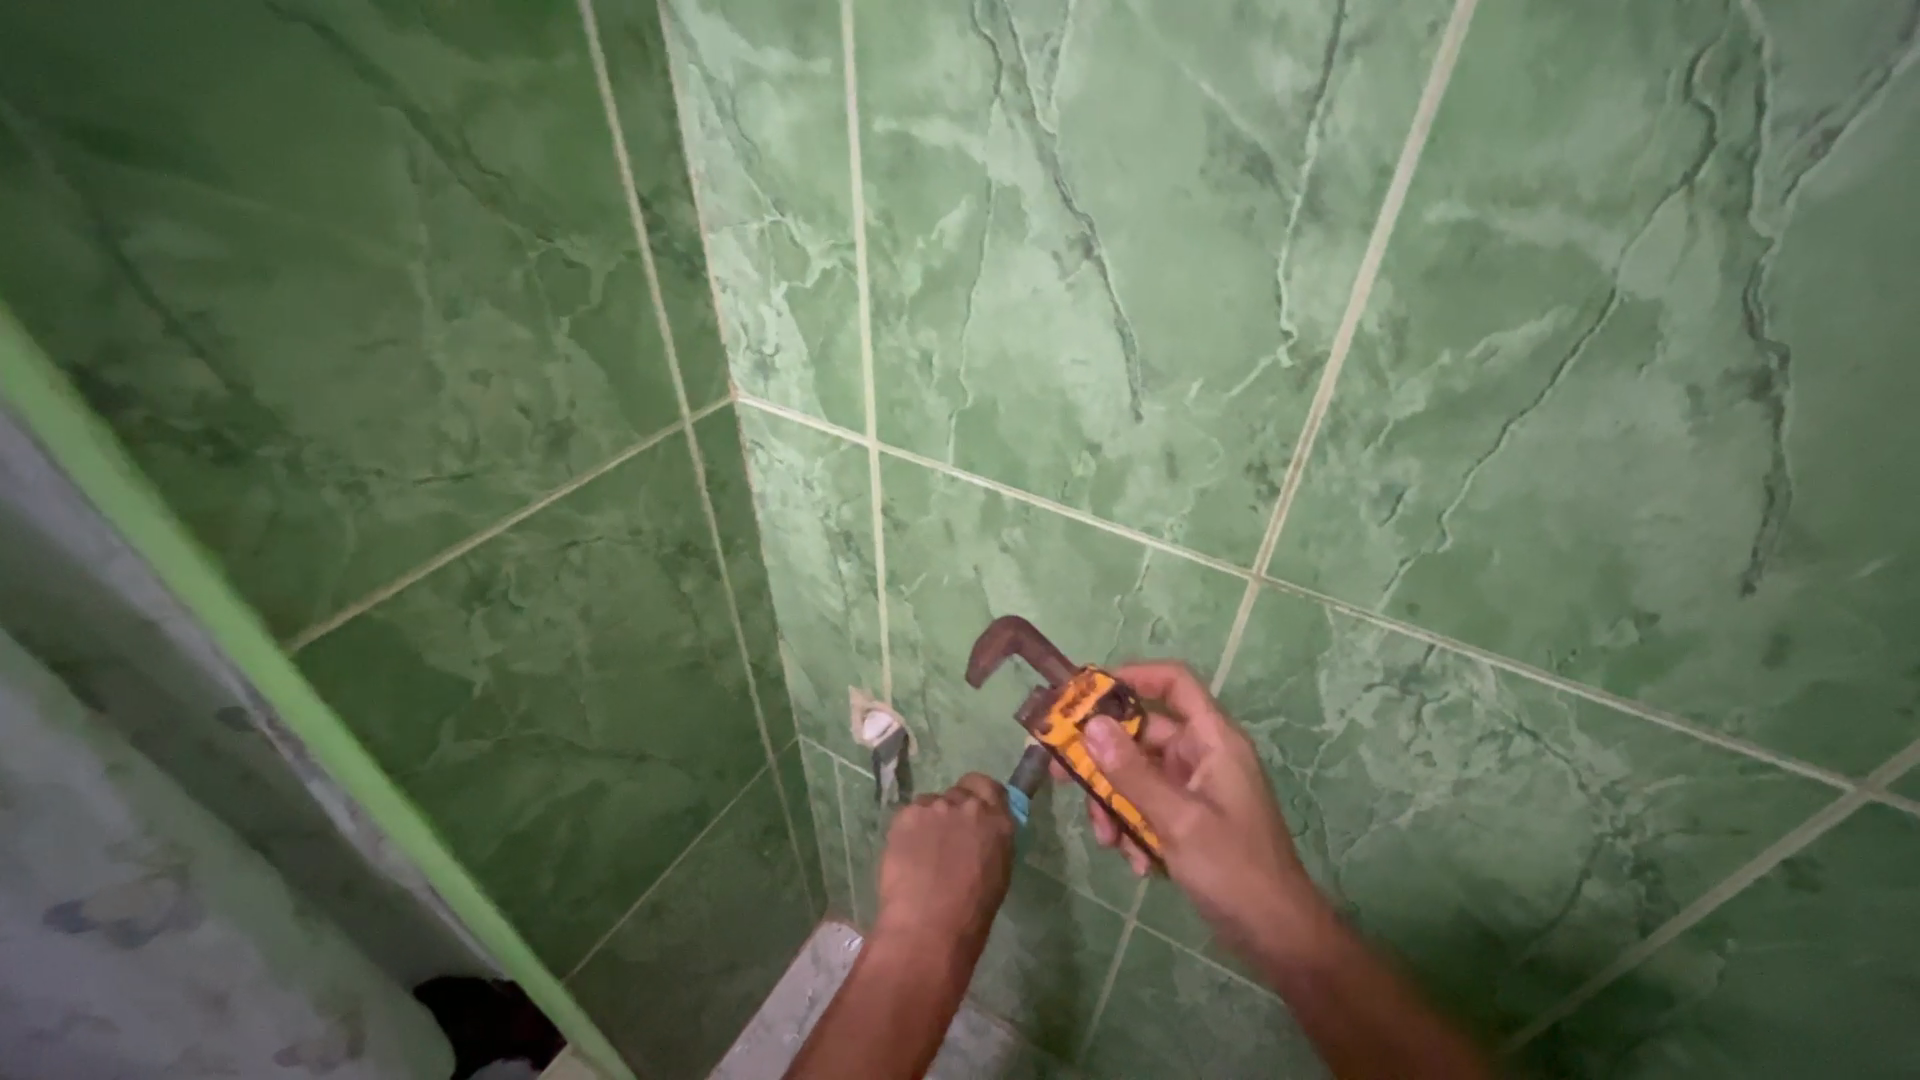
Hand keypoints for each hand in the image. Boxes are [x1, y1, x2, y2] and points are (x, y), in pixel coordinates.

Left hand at [873, 774, 1014, 959]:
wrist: (928, 927)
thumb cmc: (970, 914)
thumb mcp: (997, 873)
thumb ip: (990, 842)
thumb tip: (980, 835)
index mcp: (998, 821)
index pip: (990, 788)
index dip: (979, 796)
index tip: (972, 810)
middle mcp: (969, 806)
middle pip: (960, 791)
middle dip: (953, 809)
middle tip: (944, 836)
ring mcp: (936, 807)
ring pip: (931, 802)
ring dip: (929, 820)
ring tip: (921, 851)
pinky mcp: (906, 815)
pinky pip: (909, 815)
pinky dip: (908, 830)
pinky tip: (906, 855)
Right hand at [1077, 662, 1328, 954]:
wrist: (1276, 935)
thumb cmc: (1233, 868)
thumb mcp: (1176, 819)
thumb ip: (1131, 772)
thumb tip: (1091, 725)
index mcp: (1213, 740)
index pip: (1174, 683)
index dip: (1132, 676)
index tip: (1085, 693)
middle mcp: (1203, 755)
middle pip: (1143, 734)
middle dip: (1103, 759)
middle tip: (1060, 775)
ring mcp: (1196, 788)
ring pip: (1138, 775)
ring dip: (1115, 803)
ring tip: (1107, 839)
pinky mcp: (1189, 818)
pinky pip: (1148, 806)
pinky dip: (1134, 827)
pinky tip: (1135, 862)